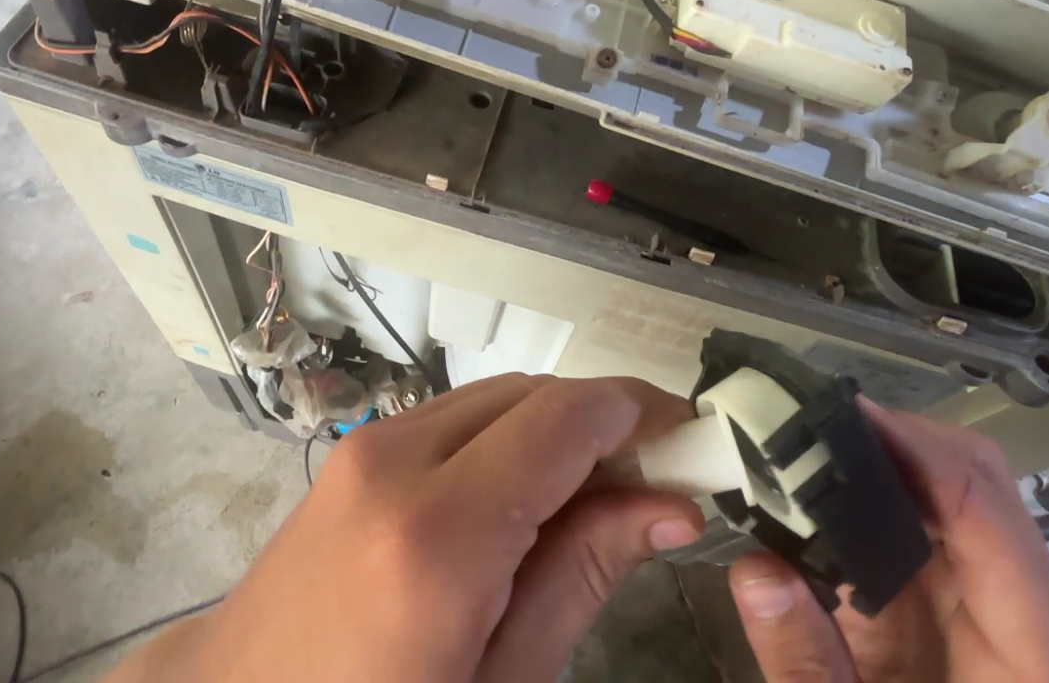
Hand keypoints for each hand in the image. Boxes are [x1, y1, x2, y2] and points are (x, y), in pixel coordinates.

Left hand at [109, 373, 705, 682]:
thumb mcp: (500, 680)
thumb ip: (582, 574)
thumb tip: (671, 507)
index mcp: (437, 536)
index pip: (564, 420)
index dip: (638, 414)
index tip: (692, 440)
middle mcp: (397, 460)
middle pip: (534, 394)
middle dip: (604, 421)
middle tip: (658, 479)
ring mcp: (367, 443)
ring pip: (497, 396)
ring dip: (557, 425)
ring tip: (596, 492)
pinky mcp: (356, 445)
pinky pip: (458, 414)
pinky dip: (509, 432)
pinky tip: (527, 488)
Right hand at [729, 400, 1048, 682]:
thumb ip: (807, 670)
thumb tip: (752, 567)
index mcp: (1036, 670)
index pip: (995, 525)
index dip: (925, 458)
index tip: (842, 417)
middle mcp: (1023, 622)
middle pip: (976, 489)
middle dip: (889, 443)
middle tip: (799, 420)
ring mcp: (983, 615)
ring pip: (940, 501)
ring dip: (868, 464)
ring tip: (790, 440)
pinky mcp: (943, 616)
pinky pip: (904, 535)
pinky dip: (851, 503)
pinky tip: (800, 494)